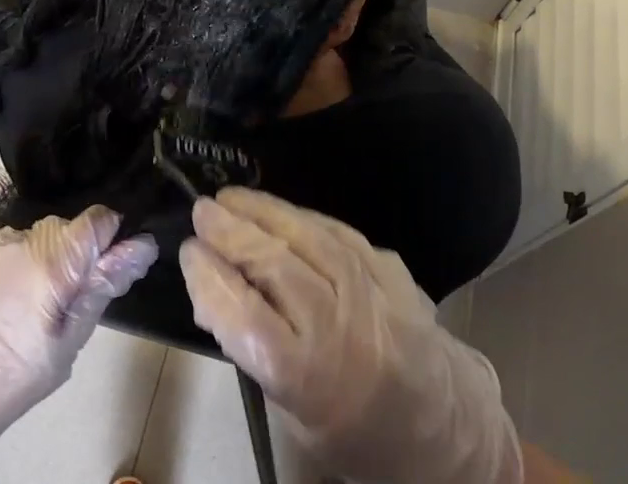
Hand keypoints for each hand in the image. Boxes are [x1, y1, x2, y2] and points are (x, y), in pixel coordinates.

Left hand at [0, 208, 156, 483]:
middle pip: (63, 230)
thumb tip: (141, 246)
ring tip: (15, 307)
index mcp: (53, 262)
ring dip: (32, 261)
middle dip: (68, 256)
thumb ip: (102, 288)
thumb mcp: (66, 345)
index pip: (99, 218)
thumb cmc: (7, 380)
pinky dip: (0, 262)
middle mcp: (21, 237)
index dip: (109, 236)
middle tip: (56, 304)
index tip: (108, 262)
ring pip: (28, 238)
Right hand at [180, 189, 523, 483]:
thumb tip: (210, 293)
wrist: (439, 428)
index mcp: (306, 375)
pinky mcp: (392, 271)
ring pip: (308, 236)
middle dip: (231, 232)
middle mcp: (338, 326)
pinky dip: (304, 218)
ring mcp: (371, 292)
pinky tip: (279, 211)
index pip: (242, 313)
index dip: (209, 277)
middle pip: (274, 264)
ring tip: (232, 198)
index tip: (188, 252)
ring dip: (264, 211)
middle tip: (202, 211)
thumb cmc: (351, 429)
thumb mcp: (290, 410)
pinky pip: (340, 232)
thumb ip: (251, 350)